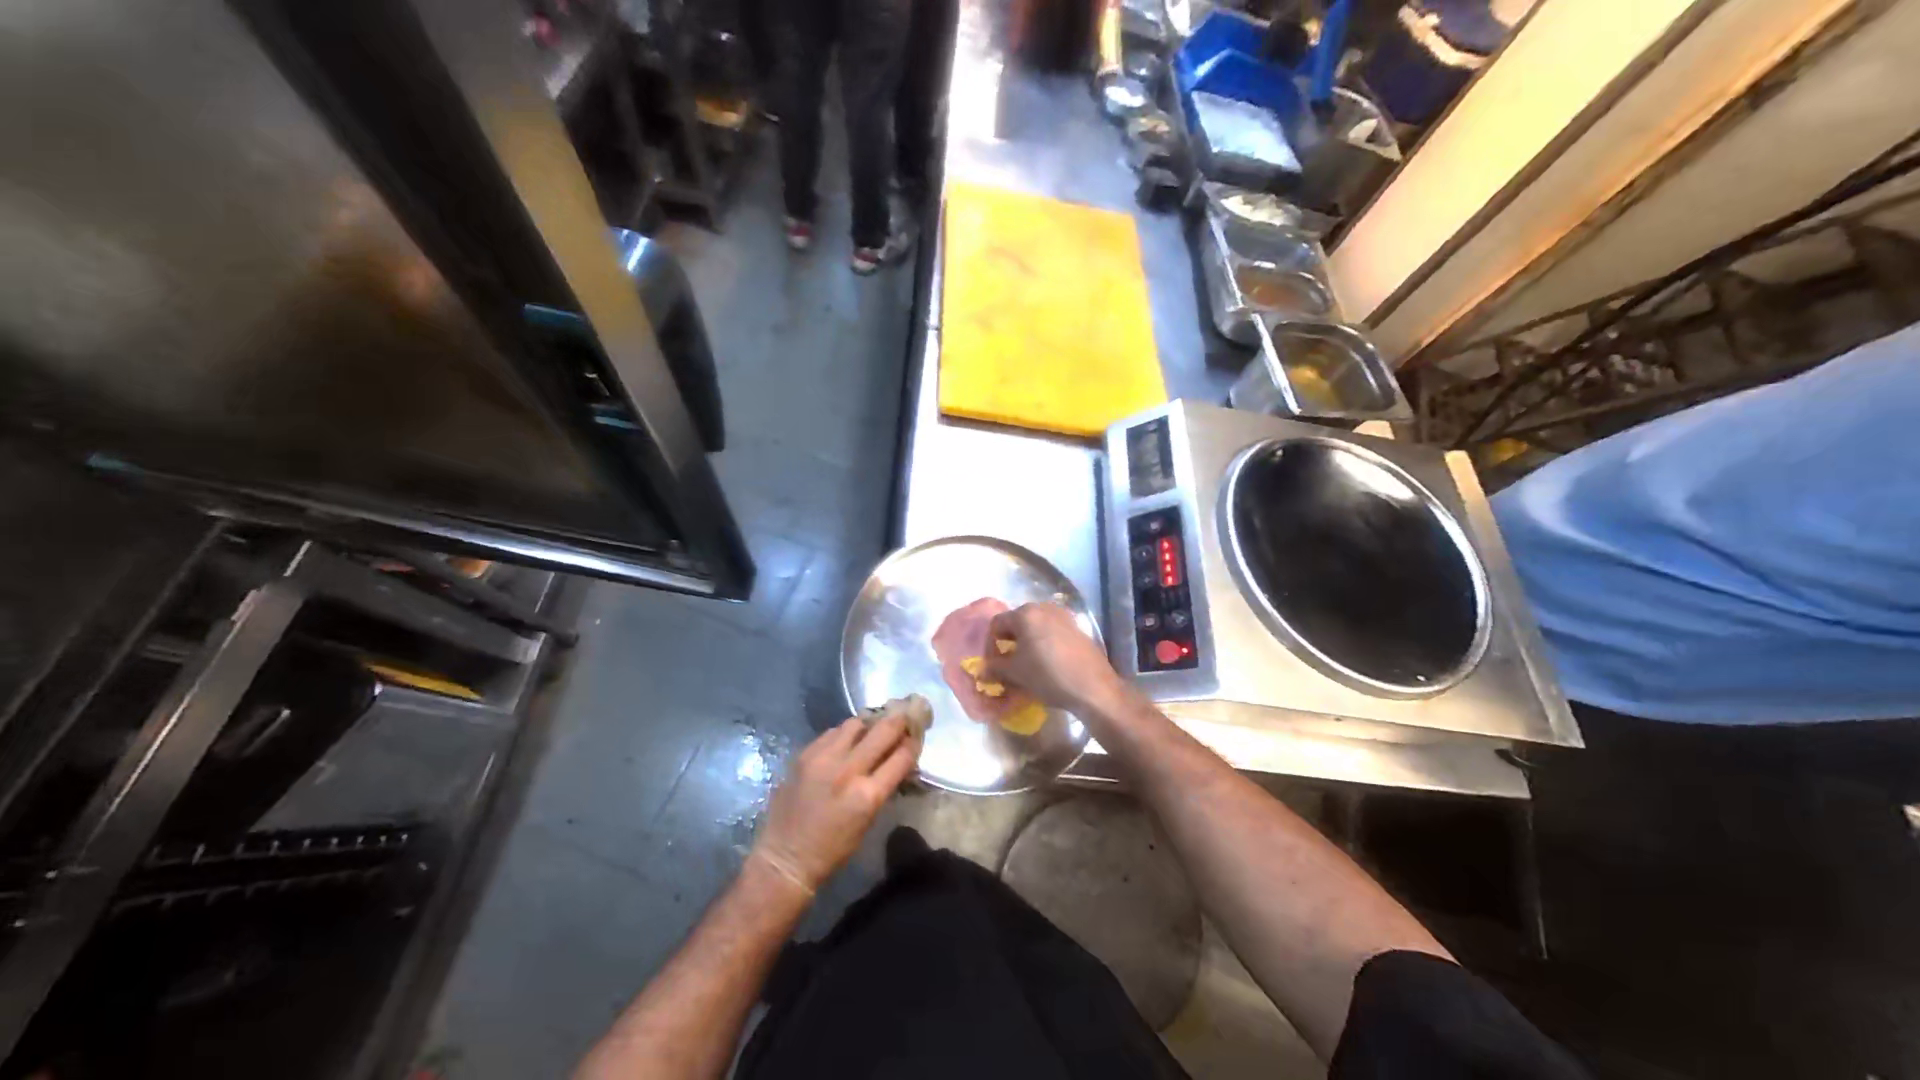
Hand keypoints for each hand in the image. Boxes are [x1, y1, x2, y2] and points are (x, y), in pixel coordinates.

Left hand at [752, 713, 921, 893]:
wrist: (785, 856)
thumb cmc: (833, 849)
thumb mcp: (868, 820)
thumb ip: (883, 786)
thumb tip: (897, 759)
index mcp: (868, 794)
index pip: (902, 755)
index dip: (914, 741)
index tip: (917, 734)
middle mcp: (848, 770)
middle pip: (883, 730)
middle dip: (898, 721)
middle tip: (904, 716)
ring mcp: (824, 758)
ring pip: (856, 723)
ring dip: (869, 725)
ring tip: (871, 730)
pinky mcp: (805, 754)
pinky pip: (832, 732)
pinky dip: (844, 734)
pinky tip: (845, 742)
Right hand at [984, 602, 1130, 714]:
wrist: (1093, 688)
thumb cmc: (1048, 676)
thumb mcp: (1015, 674)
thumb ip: (994, 668)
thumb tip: (982, 670)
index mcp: (1025, 613)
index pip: (997, 624)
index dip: (990, 644)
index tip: (993, 664)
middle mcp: (1044, 608)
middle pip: (1017, 622)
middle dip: (1009, 642)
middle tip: (1008, 664)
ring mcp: (1063, 616)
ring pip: (1036, 627)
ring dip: (1027, 642)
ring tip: (1028, 664)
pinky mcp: (1077, 628)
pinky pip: (1052, 632)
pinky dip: (1044, 643)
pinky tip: (1048, 663)